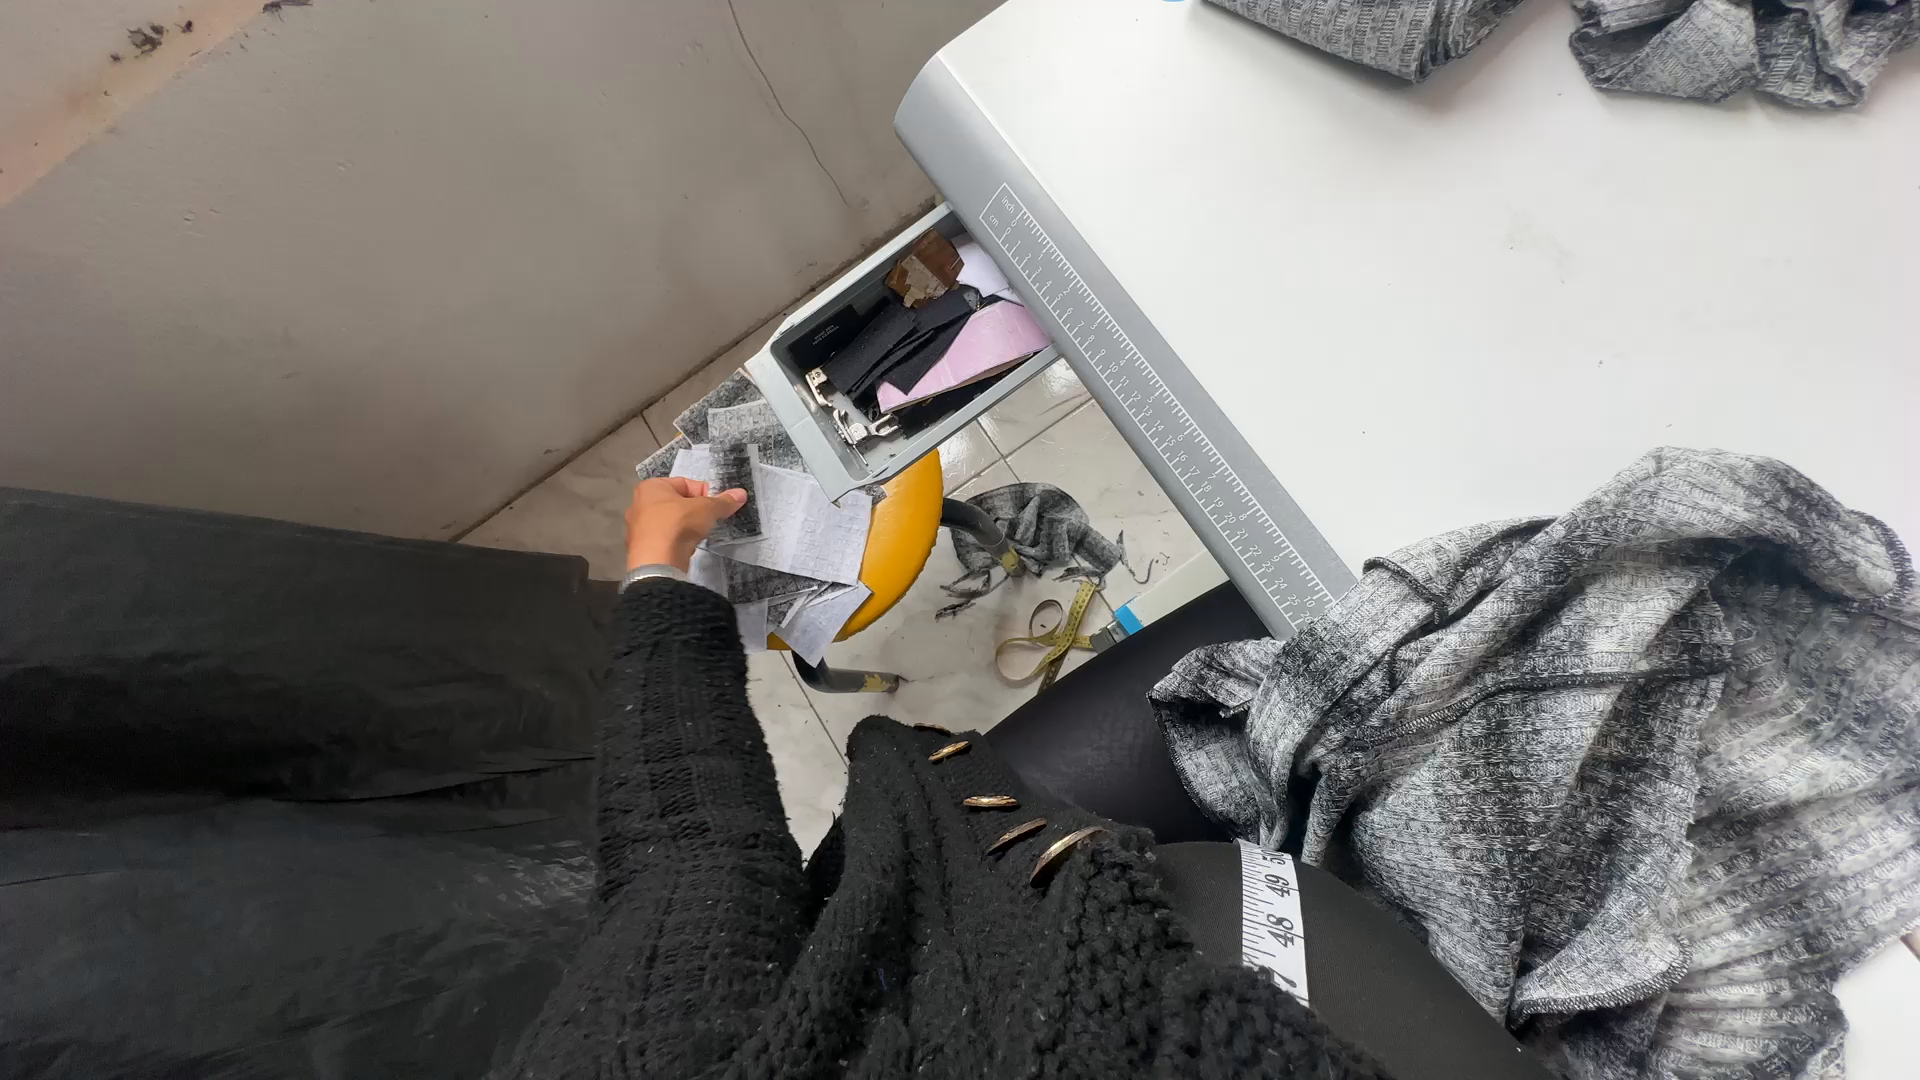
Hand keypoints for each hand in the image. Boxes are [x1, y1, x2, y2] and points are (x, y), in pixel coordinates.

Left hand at [625, 477, 746, 572]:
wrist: (658, 560)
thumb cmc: (679, 523)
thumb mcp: (707, 509)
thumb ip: (723, 501)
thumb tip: (741, 494)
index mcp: (651, 487)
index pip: (684, 483)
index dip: (704, 492)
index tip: (716, 505)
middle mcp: (639, 503)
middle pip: (676, 502)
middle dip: (694, 510)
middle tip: (709, 519)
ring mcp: (637, 527)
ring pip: (669, 520)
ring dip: (685, 525)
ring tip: (698, 533)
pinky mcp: (640, 546)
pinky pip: (664, 537)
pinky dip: (676, 539)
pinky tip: (686, 546)